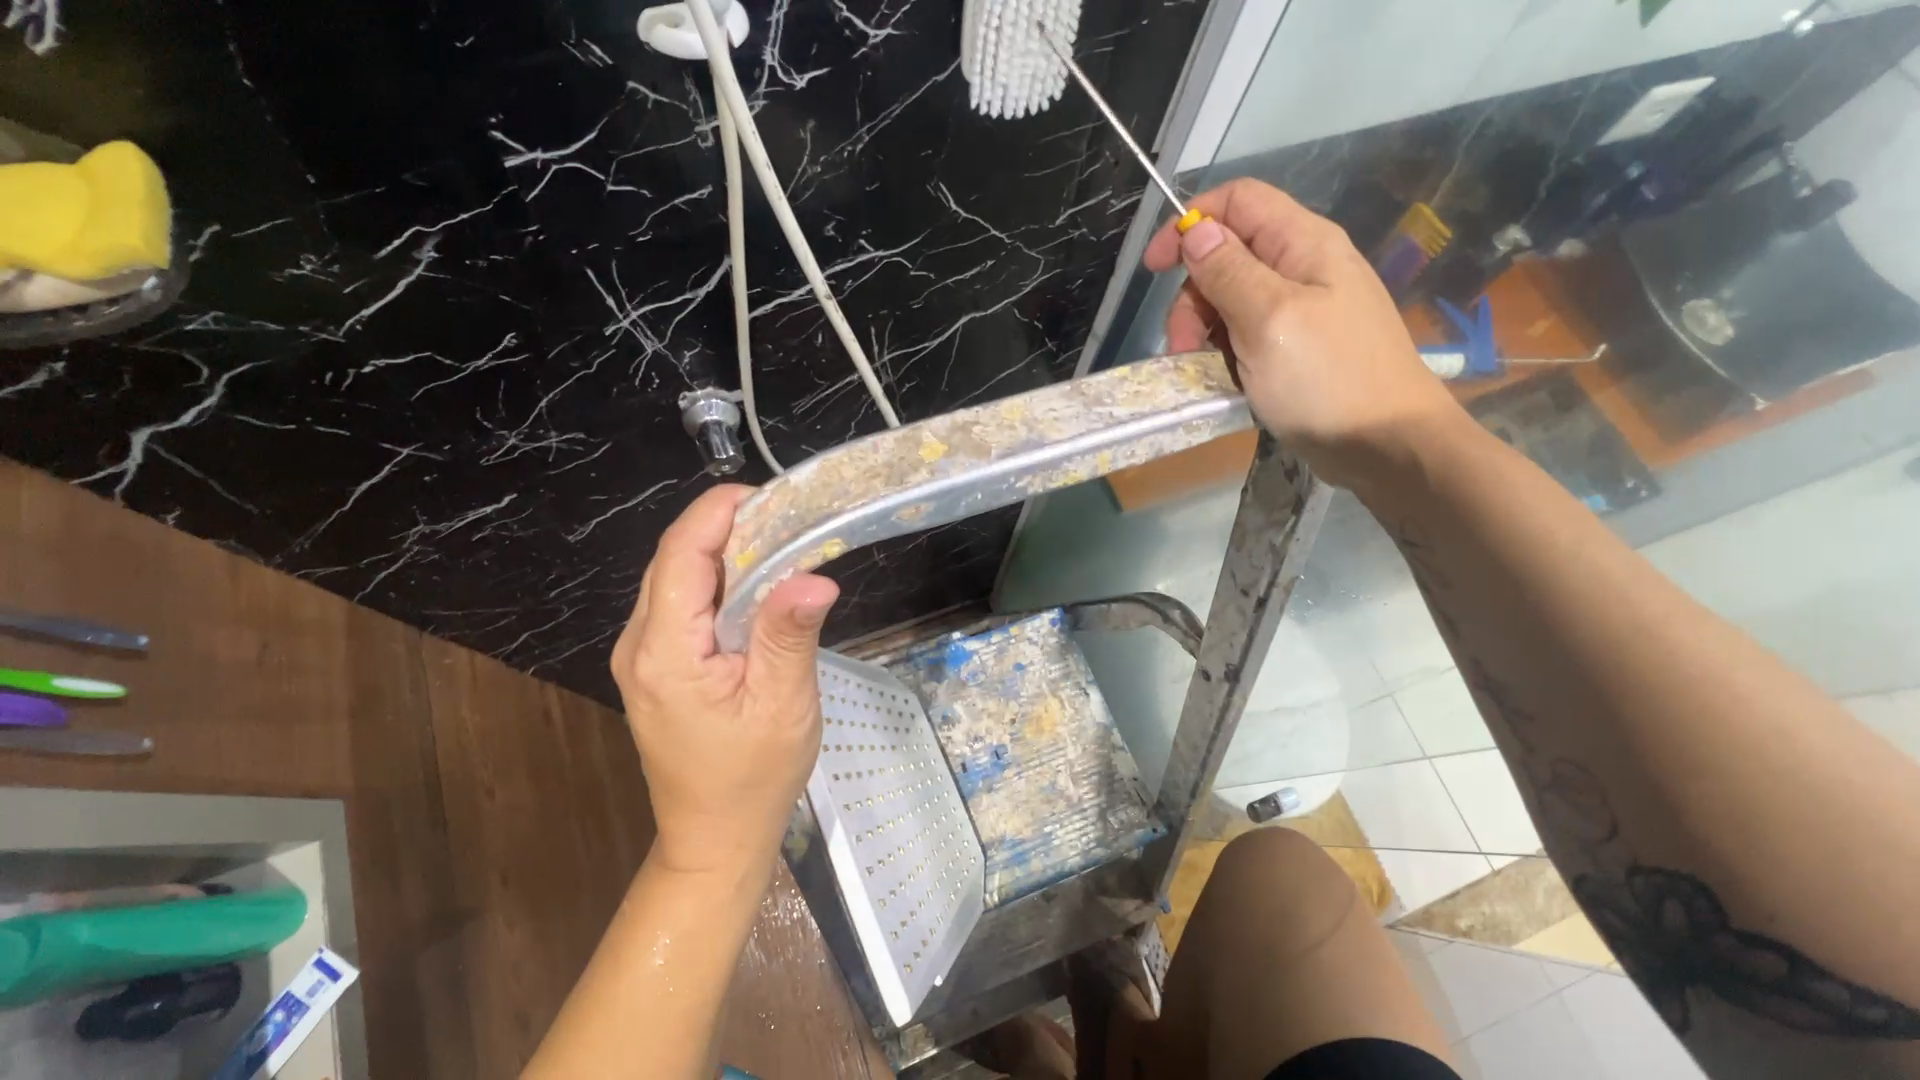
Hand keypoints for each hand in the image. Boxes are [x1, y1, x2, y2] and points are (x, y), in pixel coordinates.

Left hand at [611, 485, 838, 878]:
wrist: (715, 837)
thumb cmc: (752, 777)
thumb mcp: (782, 704)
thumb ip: (789, 634)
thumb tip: (814, 575)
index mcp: (664, 651)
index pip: (680, 554)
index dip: (719, 512)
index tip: (771, 497)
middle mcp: (638, 645)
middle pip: (673, 560)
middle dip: (726, 528)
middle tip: (787, 521)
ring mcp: (640, 657)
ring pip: (674, 579)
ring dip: (722, 555)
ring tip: (779, 547)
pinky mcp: (654, 668)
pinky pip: (679, 607)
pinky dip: (716, 585)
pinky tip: (755, 590)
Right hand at [1142, 179, 1465, 489]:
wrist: (1387, 445)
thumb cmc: (1328, 379)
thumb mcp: (1269, 319)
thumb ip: (1229, 271)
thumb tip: (1197, 231)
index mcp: (1303, 243)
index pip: (1238, 201)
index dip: (1191, 223)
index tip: (1155, 268)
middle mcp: (1302, 267)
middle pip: (1228, 256)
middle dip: (1193, 296)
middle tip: (1183, 345)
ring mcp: (1301, 310)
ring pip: (1231, 300)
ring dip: (1205, 331)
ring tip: (1203, 370)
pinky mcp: (1297, 348)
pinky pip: (1247, 335)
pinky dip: (1226, 354)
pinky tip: (1225, 380)